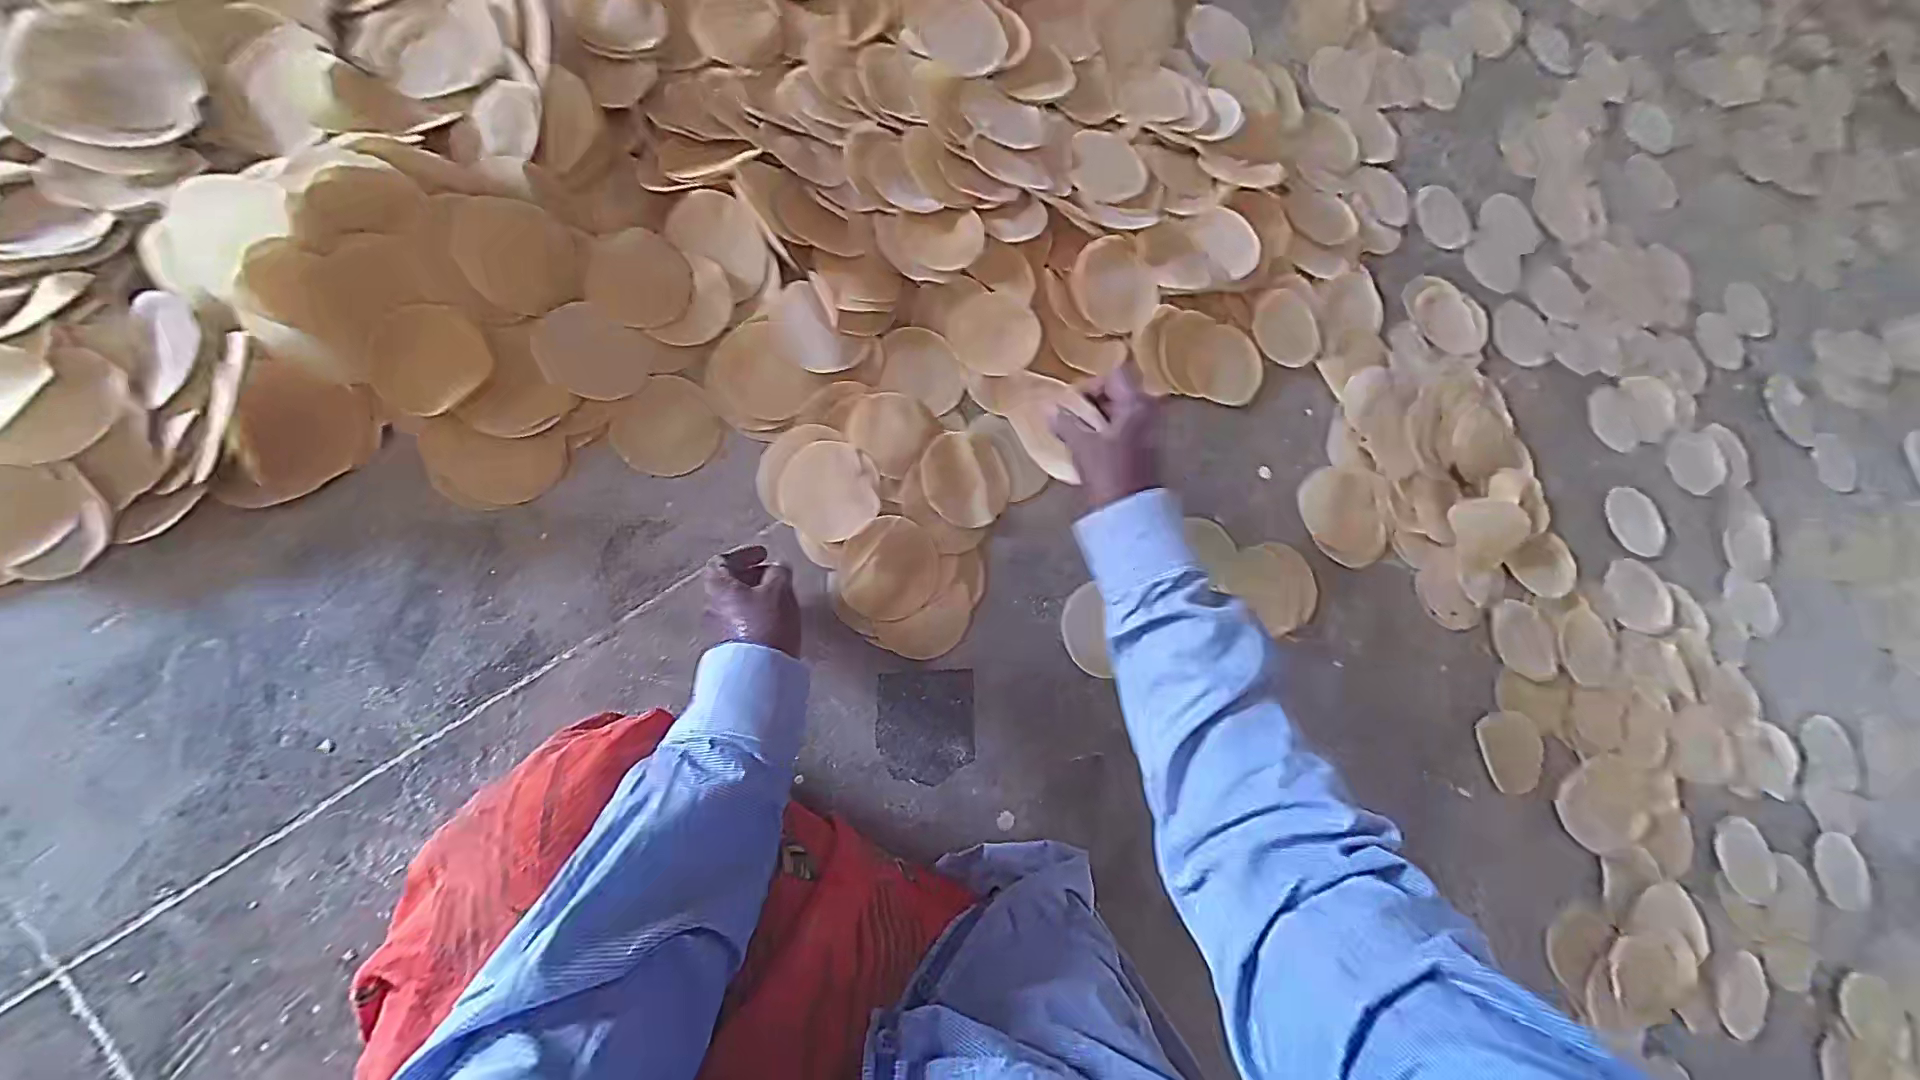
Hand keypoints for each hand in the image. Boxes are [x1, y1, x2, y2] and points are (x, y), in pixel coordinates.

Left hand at [702, 545, 800, 657]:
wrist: (758, 672)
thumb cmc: (766, 623)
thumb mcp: (779, 590)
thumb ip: (779, 572)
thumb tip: (777, 567)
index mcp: (718, 587)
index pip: (721, 561)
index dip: (743, 554)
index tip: (763, 554)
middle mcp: (711, 606)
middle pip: (728, 583)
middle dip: (752, 575)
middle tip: (774, 576)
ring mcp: (717, 629)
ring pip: (735, 603)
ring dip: (755, 596)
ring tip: (778, 598)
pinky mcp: (728, 647)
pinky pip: (739, 621)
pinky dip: (754, 613)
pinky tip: (774, 619)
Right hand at [1051, 361, 1162, 511]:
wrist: (1129, 512)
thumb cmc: (1107, 473)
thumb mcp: (1082, 445)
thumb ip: (1065, 423)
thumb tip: (1047, 409)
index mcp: (1137, 404)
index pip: (1114, 375)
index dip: (1090, 385)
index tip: (1070, 402)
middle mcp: (1149, 410)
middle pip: (1118, 392)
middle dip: (1091, 402)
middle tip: (1069, 416)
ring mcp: (1151, 428)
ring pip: (1119, 410)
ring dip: (1097, 417)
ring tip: (1075, 431)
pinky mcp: (1146, 445)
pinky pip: (1124, 426)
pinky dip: (1106, 429)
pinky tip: (1089, 444)